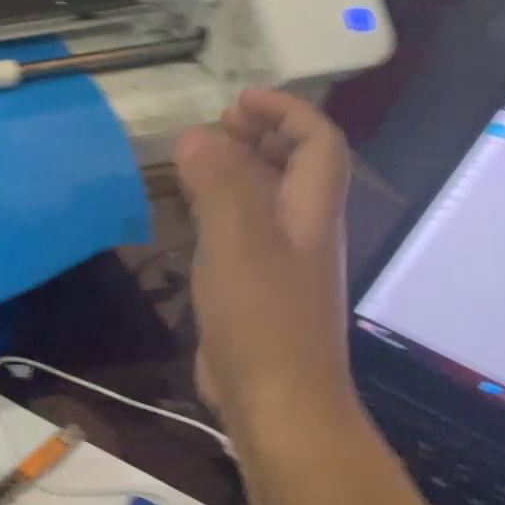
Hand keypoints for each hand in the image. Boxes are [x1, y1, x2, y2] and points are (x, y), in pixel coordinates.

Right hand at [176, 89, 353, 415]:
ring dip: (235, 173)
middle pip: (295, 167)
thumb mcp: (237, 240)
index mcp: (311, 212)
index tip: (236, 102)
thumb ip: (220, 182)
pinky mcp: (256, 291)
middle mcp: (303, 231)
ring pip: (265, 201)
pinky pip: (241, 234)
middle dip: (260, 137)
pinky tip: (186, 221)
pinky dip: (218, 212)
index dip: (285, 111)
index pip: (318, 142)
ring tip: (190, 165)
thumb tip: (197, 135)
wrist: (276, 402)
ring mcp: (281, 264)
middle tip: (211, 130)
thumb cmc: (262, 317)